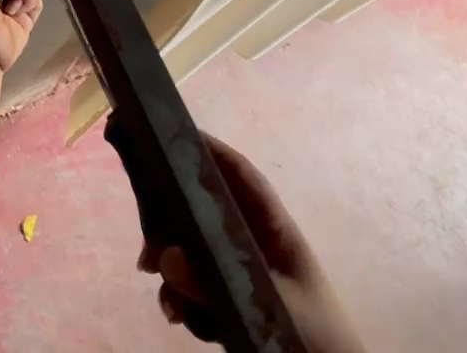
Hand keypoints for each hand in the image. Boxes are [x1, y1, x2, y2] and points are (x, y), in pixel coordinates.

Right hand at [141, 134, 364, 352]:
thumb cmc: (318, 335)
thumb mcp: (271, 306)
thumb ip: (216, 281)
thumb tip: (166, 257)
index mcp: (272, 226)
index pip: (237, 173)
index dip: (204, 148)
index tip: (165, 134)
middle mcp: (252, 240)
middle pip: (201, 208)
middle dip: (169, 223)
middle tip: (147, 250)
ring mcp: (240, 269)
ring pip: (190, 249)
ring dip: (170, 269)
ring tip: (166, 297)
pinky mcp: (230, 299)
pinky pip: (193, 286)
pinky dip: (179, 298)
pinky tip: (178, 318)